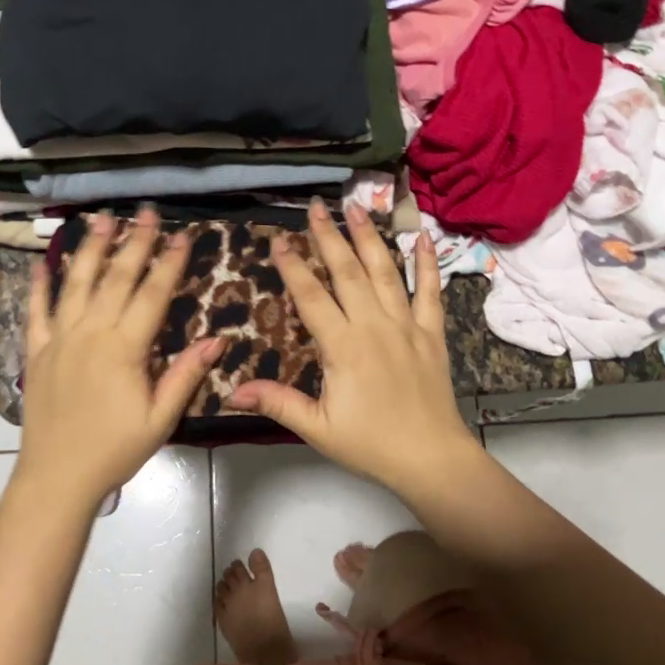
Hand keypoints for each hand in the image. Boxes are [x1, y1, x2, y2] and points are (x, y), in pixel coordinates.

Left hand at [17, 208, 223, 504]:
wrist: (56, 478)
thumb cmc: (114, 450)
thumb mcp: (159, 419)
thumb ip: (185, 375)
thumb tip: (217, 339)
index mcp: (124, 348)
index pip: (152, 294)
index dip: (169, 262)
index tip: (182, 235)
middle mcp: (91, 333)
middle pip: (116, 277)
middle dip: (134, 242)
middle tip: (146, 212)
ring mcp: (59, 339)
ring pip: (76, 283)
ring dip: (90, 248)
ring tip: (101, 219)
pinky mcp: (36, 352)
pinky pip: (37, 311)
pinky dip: (40, 284)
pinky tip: (45, 261)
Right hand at [228, 199, 479, 493]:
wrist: (432, 459)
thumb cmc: (371, 445)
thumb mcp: (318, 427)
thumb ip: (278, 402)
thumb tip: (232, 390)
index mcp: (343, 346)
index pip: (312, 296)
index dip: (293, 266)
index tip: (279, 239)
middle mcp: (374, 325)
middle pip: (348, 271)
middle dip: (329, 236)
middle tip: (316, 206)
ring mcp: (407, 325)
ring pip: (386, 272)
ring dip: (369, 237)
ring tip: (356, 208)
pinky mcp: (432, 332)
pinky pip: (430, 291)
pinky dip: (427, 263)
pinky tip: (422, 238)